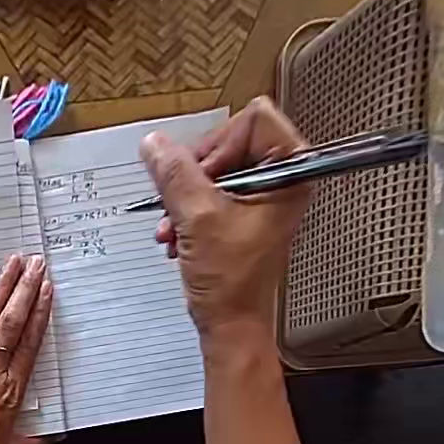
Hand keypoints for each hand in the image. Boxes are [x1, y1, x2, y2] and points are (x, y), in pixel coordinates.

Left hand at [0, 254, 54, 443]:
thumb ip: (34, 443)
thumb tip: (56, 438)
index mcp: (11, 389)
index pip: (31, 343)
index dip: (41, 314)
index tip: (48, 290)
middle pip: (13, 323)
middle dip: (26, 290)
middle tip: (36, 263)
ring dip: (0, 288)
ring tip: (12, 262)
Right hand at [140, 97, 311, 345]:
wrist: (230, 323)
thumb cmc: (230, 281)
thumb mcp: (198, 219)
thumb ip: (175, 175)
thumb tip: (153, 144)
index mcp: (291, 169)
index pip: (251, 120)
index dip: (216, 149)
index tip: (199, 183)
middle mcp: (280, 177)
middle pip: (226, 144)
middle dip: (193, 179)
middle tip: (179, 207)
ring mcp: (260, 197)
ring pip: (212, 172)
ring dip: (183, 200)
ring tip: (174, 230)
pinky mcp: (241, 215)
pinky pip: (207, 195)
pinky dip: (187, 214)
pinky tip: (178, 236)